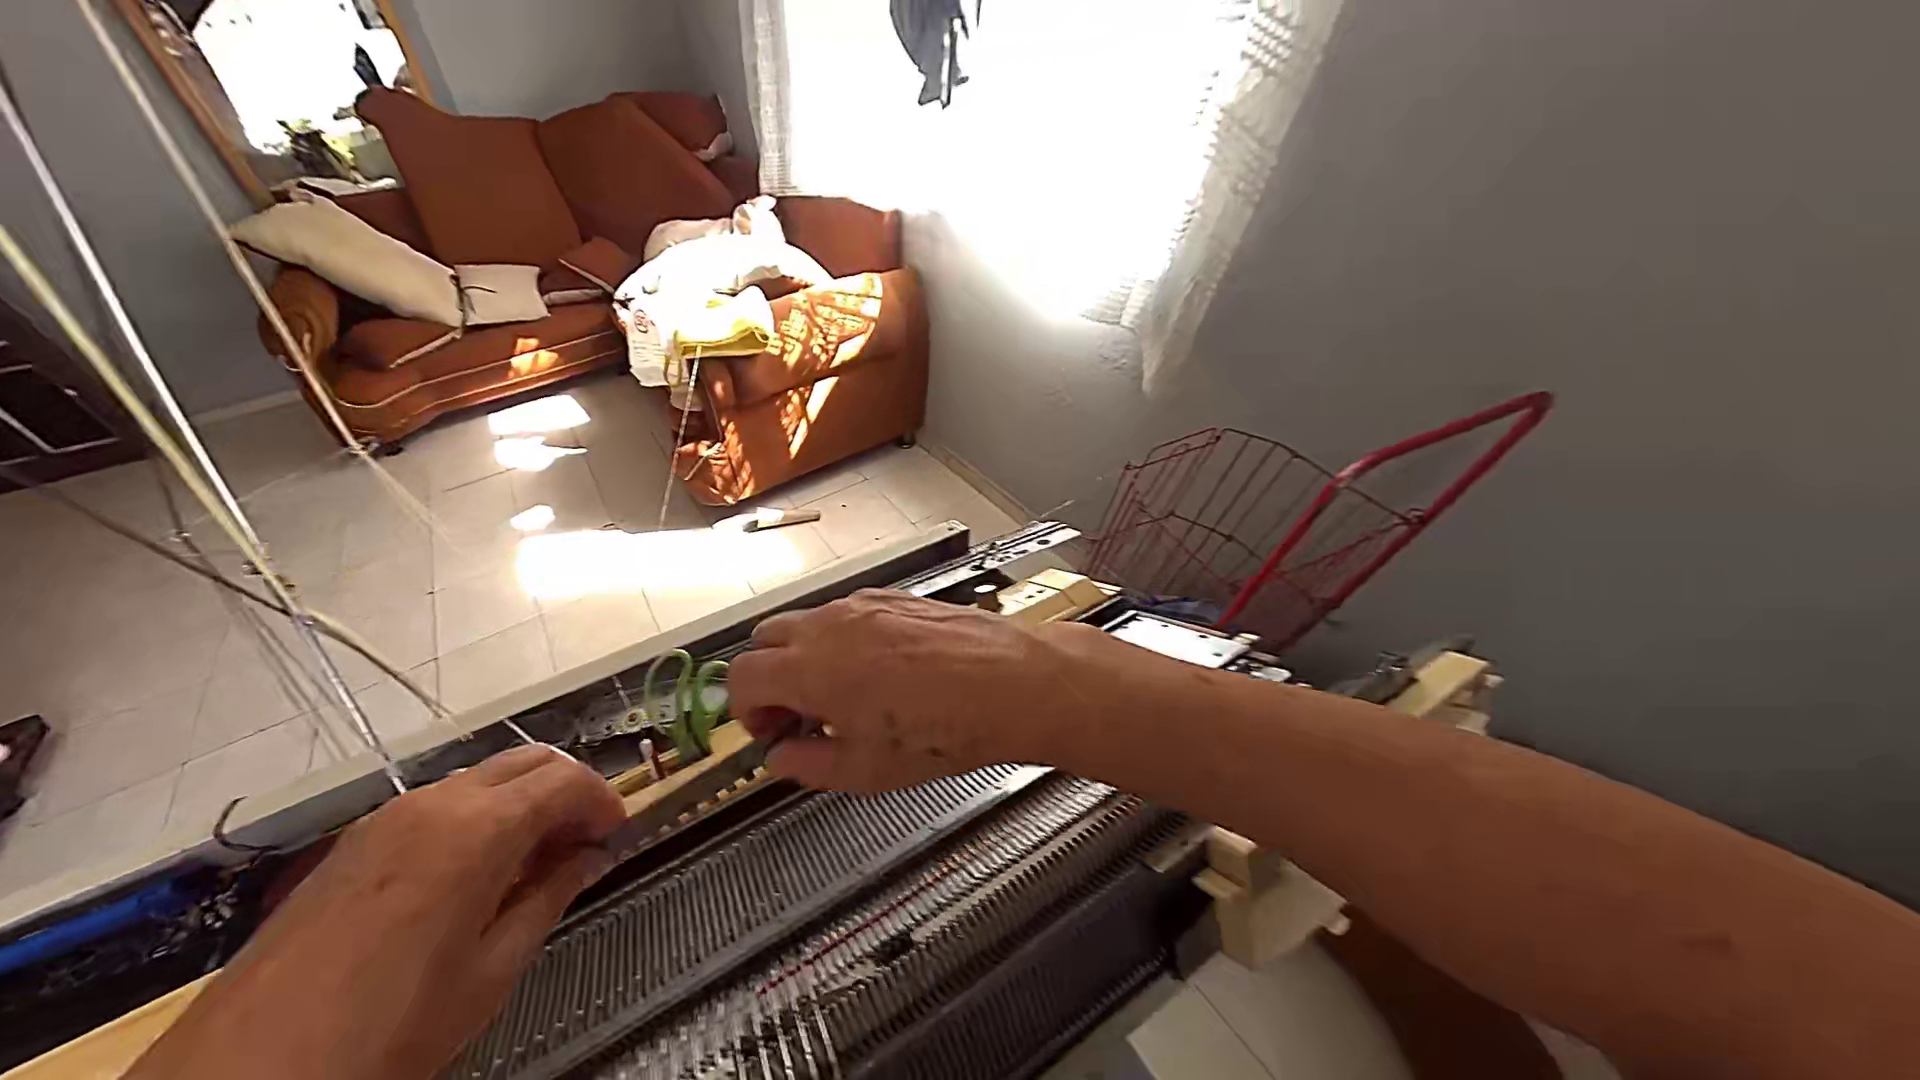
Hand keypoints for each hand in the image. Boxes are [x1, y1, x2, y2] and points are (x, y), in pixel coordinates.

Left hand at [128, 745, 625, 1079]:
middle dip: (571, 790)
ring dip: (526, 799)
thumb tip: (591, 857)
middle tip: (585, 840)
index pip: (569, 781)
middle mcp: (438, 802)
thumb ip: (553, 894)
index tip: (619, 835)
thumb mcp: (493, 969)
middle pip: (532, 761)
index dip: (605, 801)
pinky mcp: (356, 840)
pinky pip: (443, 802)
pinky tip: (480, 868)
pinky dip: (483, 813)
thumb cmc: (388, 1029)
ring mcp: (390, 816)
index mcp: (480, 828)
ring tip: (536, 857)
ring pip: (487, 776)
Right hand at [728, 589, 1096, 789]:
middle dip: (769, 678)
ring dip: (804, 656)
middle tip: (797, 712)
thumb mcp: (865, 770)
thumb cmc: (948, 726)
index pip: (742, 677)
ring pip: (806, 622)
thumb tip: (783, 757)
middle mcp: (831, 626)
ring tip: (841, 694)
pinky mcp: (893, 598)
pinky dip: (841, 638)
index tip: (771, 730)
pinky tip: (876, 670)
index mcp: (812, 668)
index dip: (747, 711)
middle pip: (765, 640)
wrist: (1010, 683)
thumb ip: (807, 764)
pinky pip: (847, 613)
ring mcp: (863, 606)